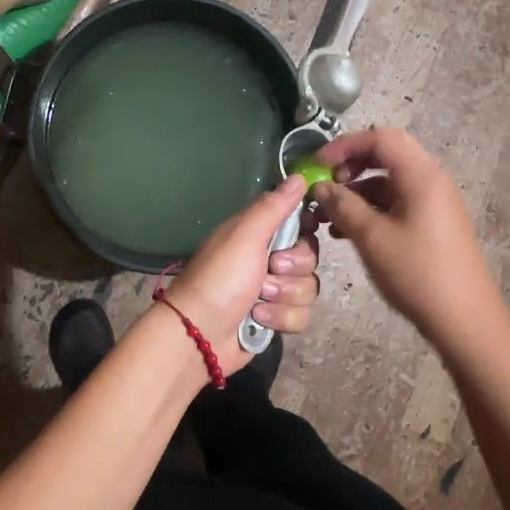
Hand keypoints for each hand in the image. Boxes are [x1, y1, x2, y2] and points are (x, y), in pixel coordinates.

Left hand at [161, 175, 321, 371]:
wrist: (200, 333)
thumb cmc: (220, 278)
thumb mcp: (245, 235)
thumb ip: (273, 207)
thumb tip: (300, 176)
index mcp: (257, 234)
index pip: (299, 222)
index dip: (306, 229)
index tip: (306, 231)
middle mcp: (266, 259)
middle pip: (309, 257)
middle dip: (293, 269)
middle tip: (268, 272)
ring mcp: (272, 291)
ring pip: (308, 288)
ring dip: (285, 297)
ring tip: (257, 301)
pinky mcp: (275, 319)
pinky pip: (301, 315)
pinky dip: (281, 318)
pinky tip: (258, 319)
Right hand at [310, 127, 506, 341]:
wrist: (465, 321)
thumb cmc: (418, 274)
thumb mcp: (371, 238)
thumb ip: (342, 206)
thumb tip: (319, 187)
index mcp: (422, 176)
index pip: (380, 138)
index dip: (344, 145)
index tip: (316, 165)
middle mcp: (431, 181)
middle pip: (385, 155)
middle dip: (349, 166)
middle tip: (323, 185)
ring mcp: (433, 204)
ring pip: (387, 182)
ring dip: (355, 192)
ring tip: (326, 216)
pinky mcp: (431, 224)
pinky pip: (395, 203)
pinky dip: (369, 209)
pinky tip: (345, 232)